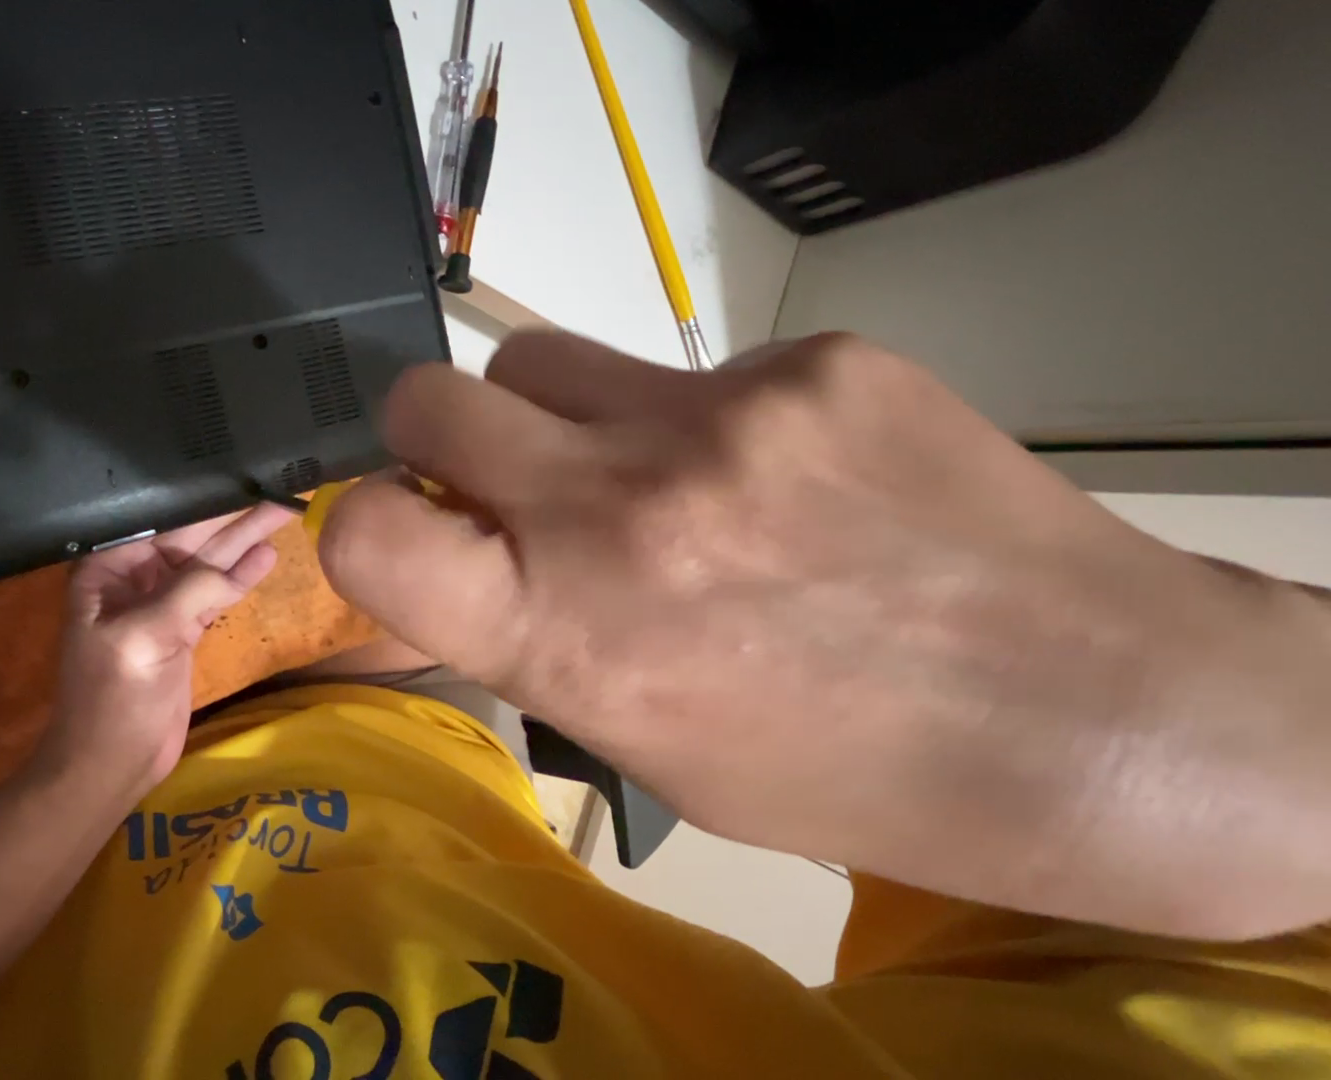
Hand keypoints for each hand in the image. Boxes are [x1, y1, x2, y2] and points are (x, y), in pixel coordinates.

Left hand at [28, 505, 294, 799]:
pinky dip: (241, 576)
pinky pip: (216, 593)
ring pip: (208, 564)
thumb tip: (243, 560)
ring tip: (282, 509)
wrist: (112, 764)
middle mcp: (134, 579)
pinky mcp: (184, 629)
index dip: (199, 501)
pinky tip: (267, 555)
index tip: (237, 475)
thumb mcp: (144, 638)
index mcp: (109, 570)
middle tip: (274, 488)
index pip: (159, 523)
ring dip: (244, 541)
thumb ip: (190, 592)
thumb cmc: (113, 701)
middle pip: (190, 538)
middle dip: (231, 516)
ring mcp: (161, 605)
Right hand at [319, 330, 1330, 938]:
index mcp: (568, 631)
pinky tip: (781, 483)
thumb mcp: (646, 745)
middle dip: (433, 440)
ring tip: (636, 473)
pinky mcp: (811, 361)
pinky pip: (688, 372)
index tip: (404, 539)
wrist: (1090, 715)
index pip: (368, 533)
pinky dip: (696, 423)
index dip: (360, 529)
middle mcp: (619, 505)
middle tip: (490, 480)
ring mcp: (718, 415)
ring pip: (540, 359)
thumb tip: (467, 564)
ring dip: (549, 415)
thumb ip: (536, 638)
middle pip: (427, 397)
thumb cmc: (840, 773)